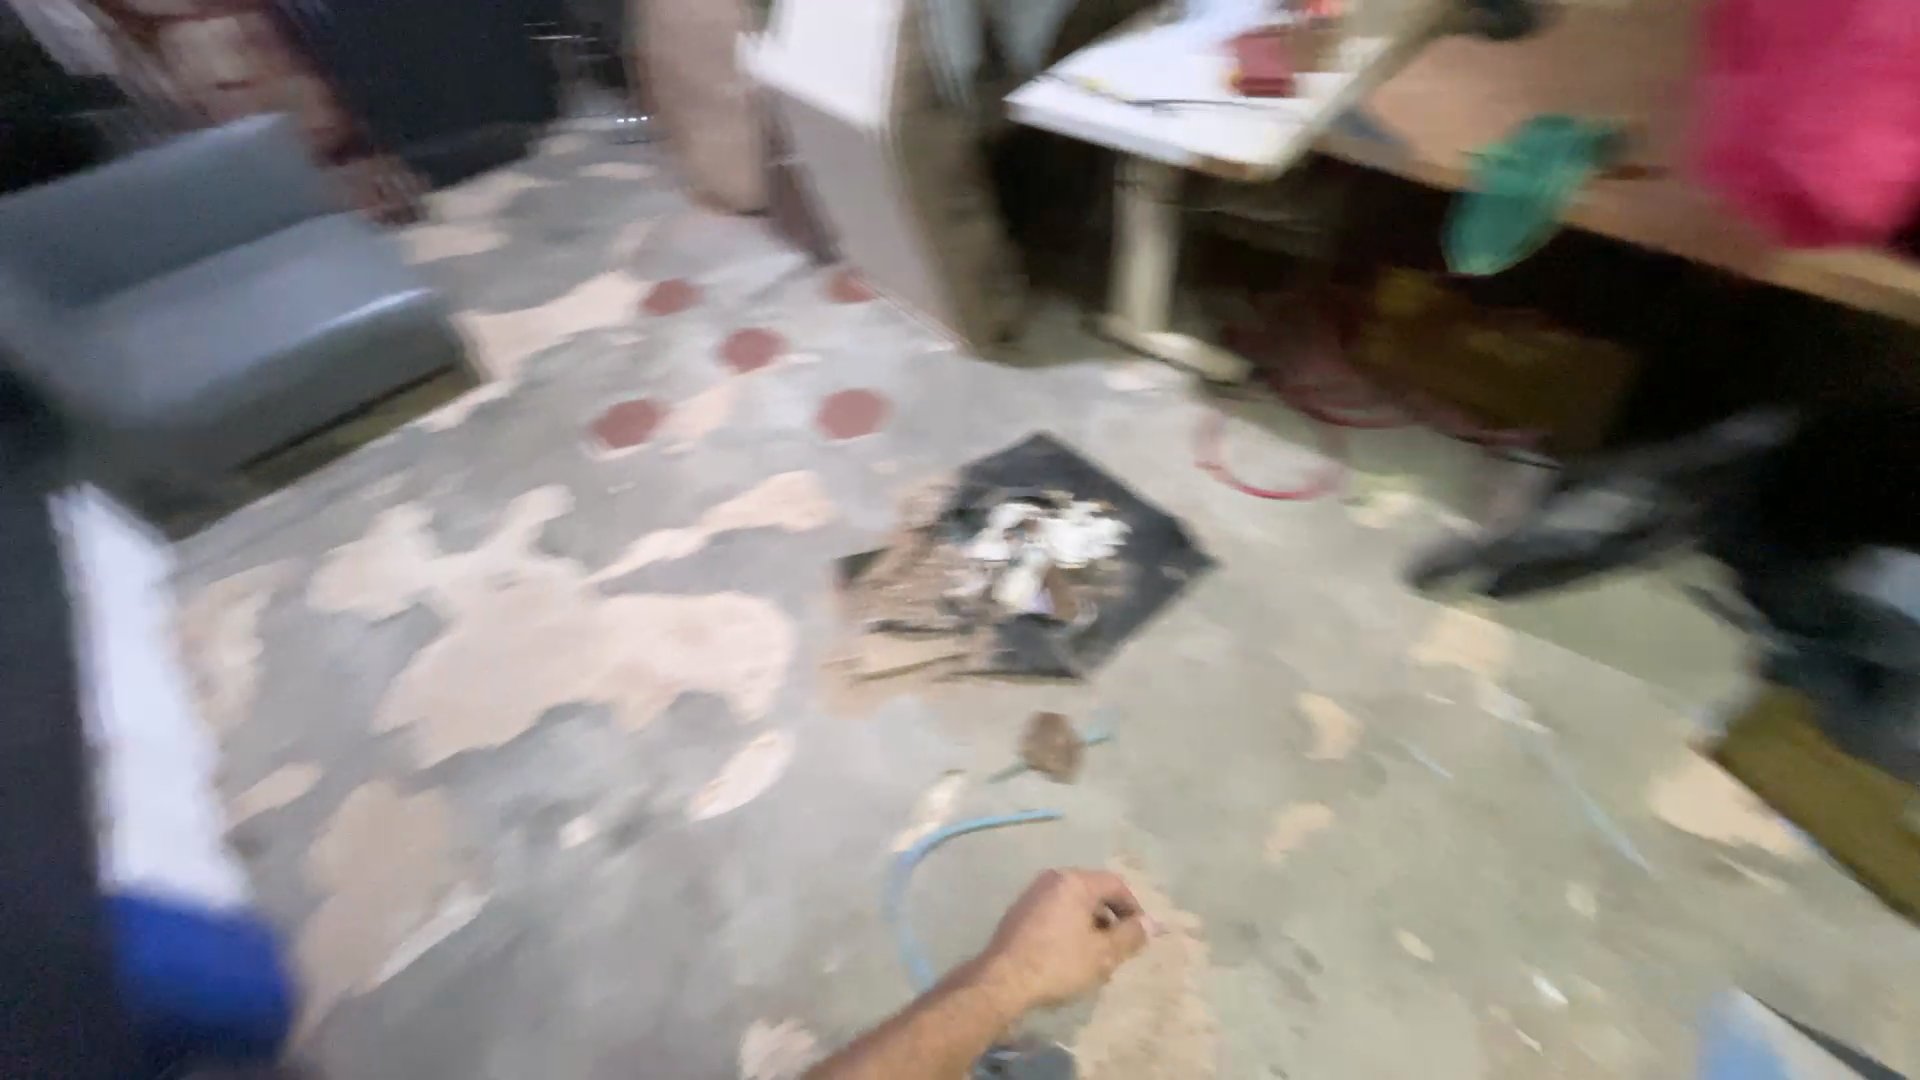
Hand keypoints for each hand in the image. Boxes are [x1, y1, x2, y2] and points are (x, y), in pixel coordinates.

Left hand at [973, 868, 1149, 1012]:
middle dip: (1110, 917)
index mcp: (1074, 881)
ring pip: (1073, 901)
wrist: (1004, 979)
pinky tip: (1070, 954)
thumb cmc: (1058, 962)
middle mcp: (1053, 878)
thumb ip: (1130, 936)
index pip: (1114, 883)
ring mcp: (1033, 892)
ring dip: (1090, 923)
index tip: (1140, 934)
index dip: (1133, 907)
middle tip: (1119, 947)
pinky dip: (1070, 925)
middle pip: (1093, 890)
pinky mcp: (1021, 910)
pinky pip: (1056, 910)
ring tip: (1096, 954)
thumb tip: (1151, 923)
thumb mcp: (1102, 954)